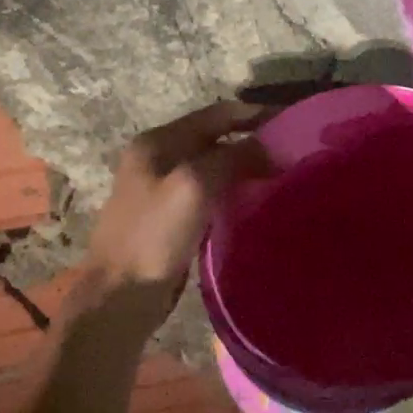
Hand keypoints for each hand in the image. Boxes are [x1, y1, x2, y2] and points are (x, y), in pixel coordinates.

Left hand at [84, 101, 273, 295]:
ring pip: (217, 165)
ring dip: (248, 167)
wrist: (117, 300)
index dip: (258, 114)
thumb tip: (271, 147)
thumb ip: (236, 155)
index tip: (294, 123)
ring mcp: (163, 188)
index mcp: (158, 141)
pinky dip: (236, 189)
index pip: (220, 113)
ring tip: (281, 175)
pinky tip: (256, 199)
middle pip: (219, 137)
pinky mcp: (172, 216)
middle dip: (255, 141)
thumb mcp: (197, 183)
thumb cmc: (154, 234)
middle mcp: (159, 157)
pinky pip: (213, 190)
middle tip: (292, 152)